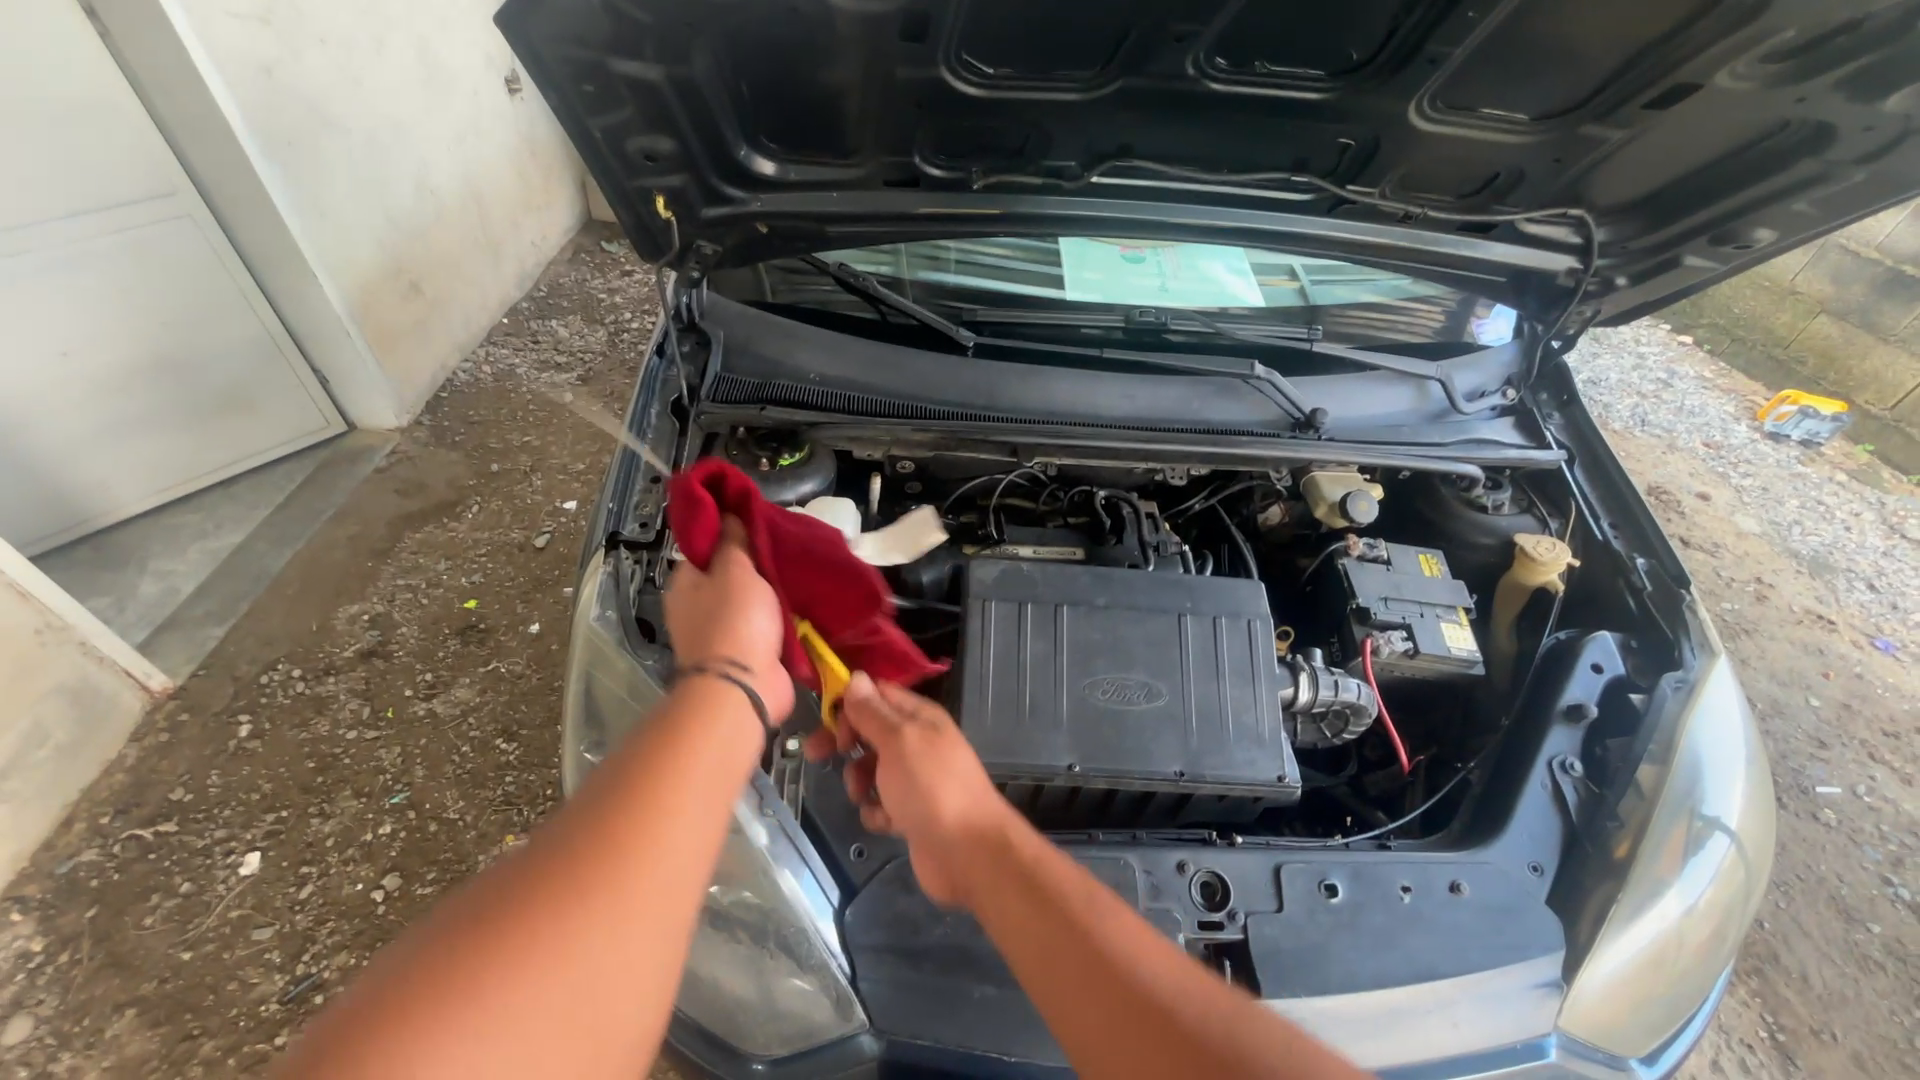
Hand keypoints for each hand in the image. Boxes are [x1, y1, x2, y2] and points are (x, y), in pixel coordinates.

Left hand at [664, 516, 794, 725]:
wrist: (744, 687)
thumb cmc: (735, 620)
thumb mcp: (735, 569)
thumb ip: (733, 540)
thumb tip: (727, 512)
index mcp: (685, 583)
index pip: (704, 547)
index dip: (730, 532)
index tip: (758, 522)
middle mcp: (697, 607)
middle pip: (729, 575)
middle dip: (757, 564)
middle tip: (786, 548)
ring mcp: (720, 634)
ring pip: (750, 601)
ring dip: (771, 593)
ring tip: (800, 573)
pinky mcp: (745, 655)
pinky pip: (764, 627)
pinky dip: (780, 619)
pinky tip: (801, 604)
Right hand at [806, 673, 1017, 907]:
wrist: (967, 851)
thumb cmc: (931, 787)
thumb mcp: (898, 740)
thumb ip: (873, 711)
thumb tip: (856, 677)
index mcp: (920, 717)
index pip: (878, 694)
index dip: (850, 702)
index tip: (827, 719)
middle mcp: (918, 743)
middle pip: (870, 732)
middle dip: (845, 743)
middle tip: (818, 755)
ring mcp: (916, 780)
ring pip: (871, 771)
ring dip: (859, 782)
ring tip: (865, 796)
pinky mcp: (912, 814)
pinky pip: (881, 805)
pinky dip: (878, 813)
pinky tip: (887, 823)